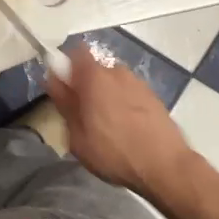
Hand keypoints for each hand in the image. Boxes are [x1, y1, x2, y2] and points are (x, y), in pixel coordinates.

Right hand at [46, 46, 196, 195]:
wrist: (165, 165)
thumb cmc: (113, 152)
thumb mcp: (77, 136)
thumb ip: (64, 103)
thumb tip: (54, 79)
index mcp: (95, 77)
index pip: (76, 53)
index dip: (67, 67)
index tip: (64, 90)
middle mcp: (117, 72)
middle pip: (95, 70)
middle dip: (87, 87)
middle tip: (84, 116)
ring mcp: (138, 83)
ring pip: (113, 83)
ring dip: (106, 97)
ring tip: (108, 126)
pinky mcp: (153, 96)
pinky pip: (129, 93)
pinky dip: (124, 104)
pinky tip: (127, 129)